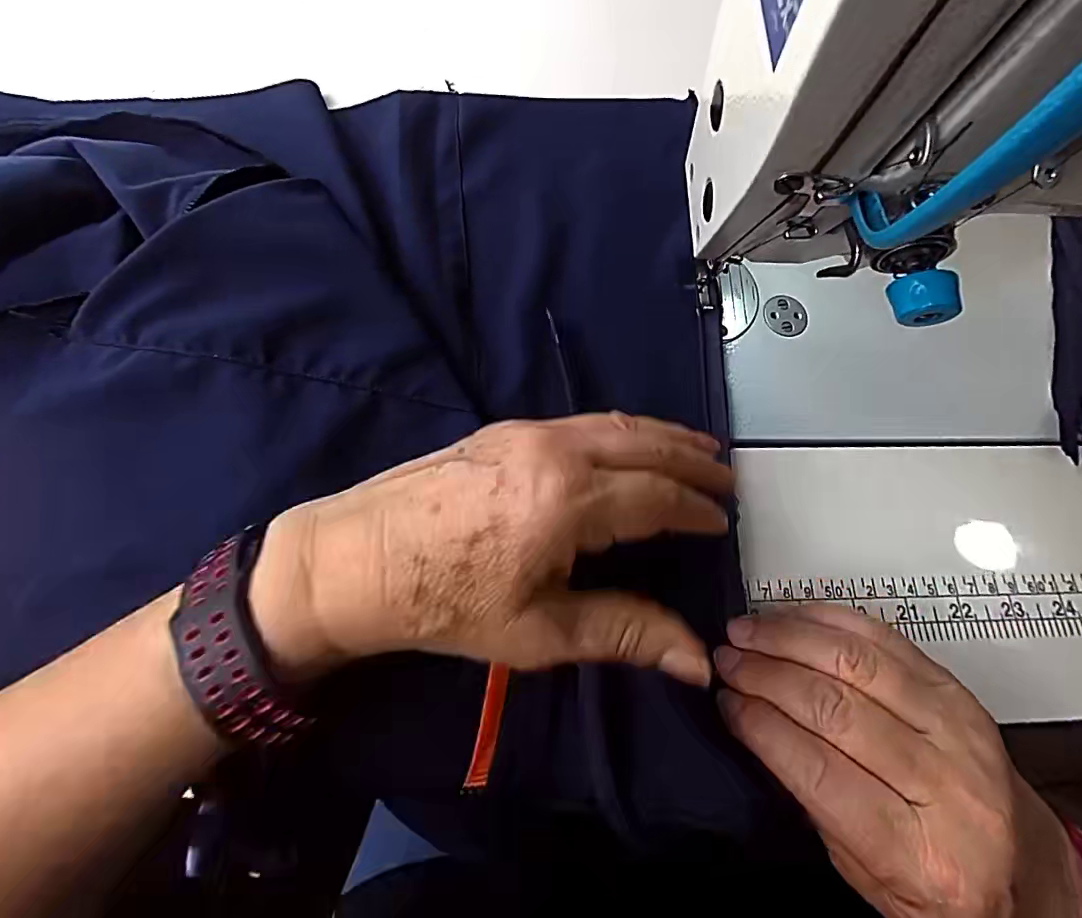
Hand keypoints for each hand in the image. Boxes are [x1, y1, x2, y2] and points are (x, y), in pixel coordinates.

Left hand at [248, 413, 731, 685]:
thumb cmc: (444, 604)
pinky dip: (614, 431)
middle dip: (688, 459)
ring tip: (691, 451)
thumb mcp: (539, 631)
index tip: (722, 522)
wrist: (356, 559)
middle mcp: (550, 449)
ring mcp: (520, 431)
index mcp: (567, 500)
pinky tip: (622, 448)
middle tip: (725, 477)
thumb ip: (625, 632)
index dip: (695, 510)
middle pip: (640, 443)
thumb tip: (699, 659)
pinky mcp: (498, 429)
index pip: (655, 497)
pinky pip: (575, 423)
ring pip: (608, 423)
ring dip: (655, 436)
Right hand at [713, 605, 1081, 917]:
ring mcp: (960, 732)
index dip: (757, 723)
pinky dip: (826, 618)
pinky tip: (789, 617)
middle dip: (764, 674)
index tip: (723, 699)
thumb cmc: (935, 879)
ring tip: (746, 631)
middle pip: (834, 707)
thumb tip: (745, 714)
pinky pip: (883, 637)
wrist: (1028, 873)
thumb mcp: (859, 866)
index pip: (817, 768)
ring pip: (855, 661)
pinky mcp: (958, 693)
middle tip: (726, 659)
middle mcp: (950, 789)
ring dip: (786, 636)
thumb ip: (805, 792)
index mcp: (921, 853)